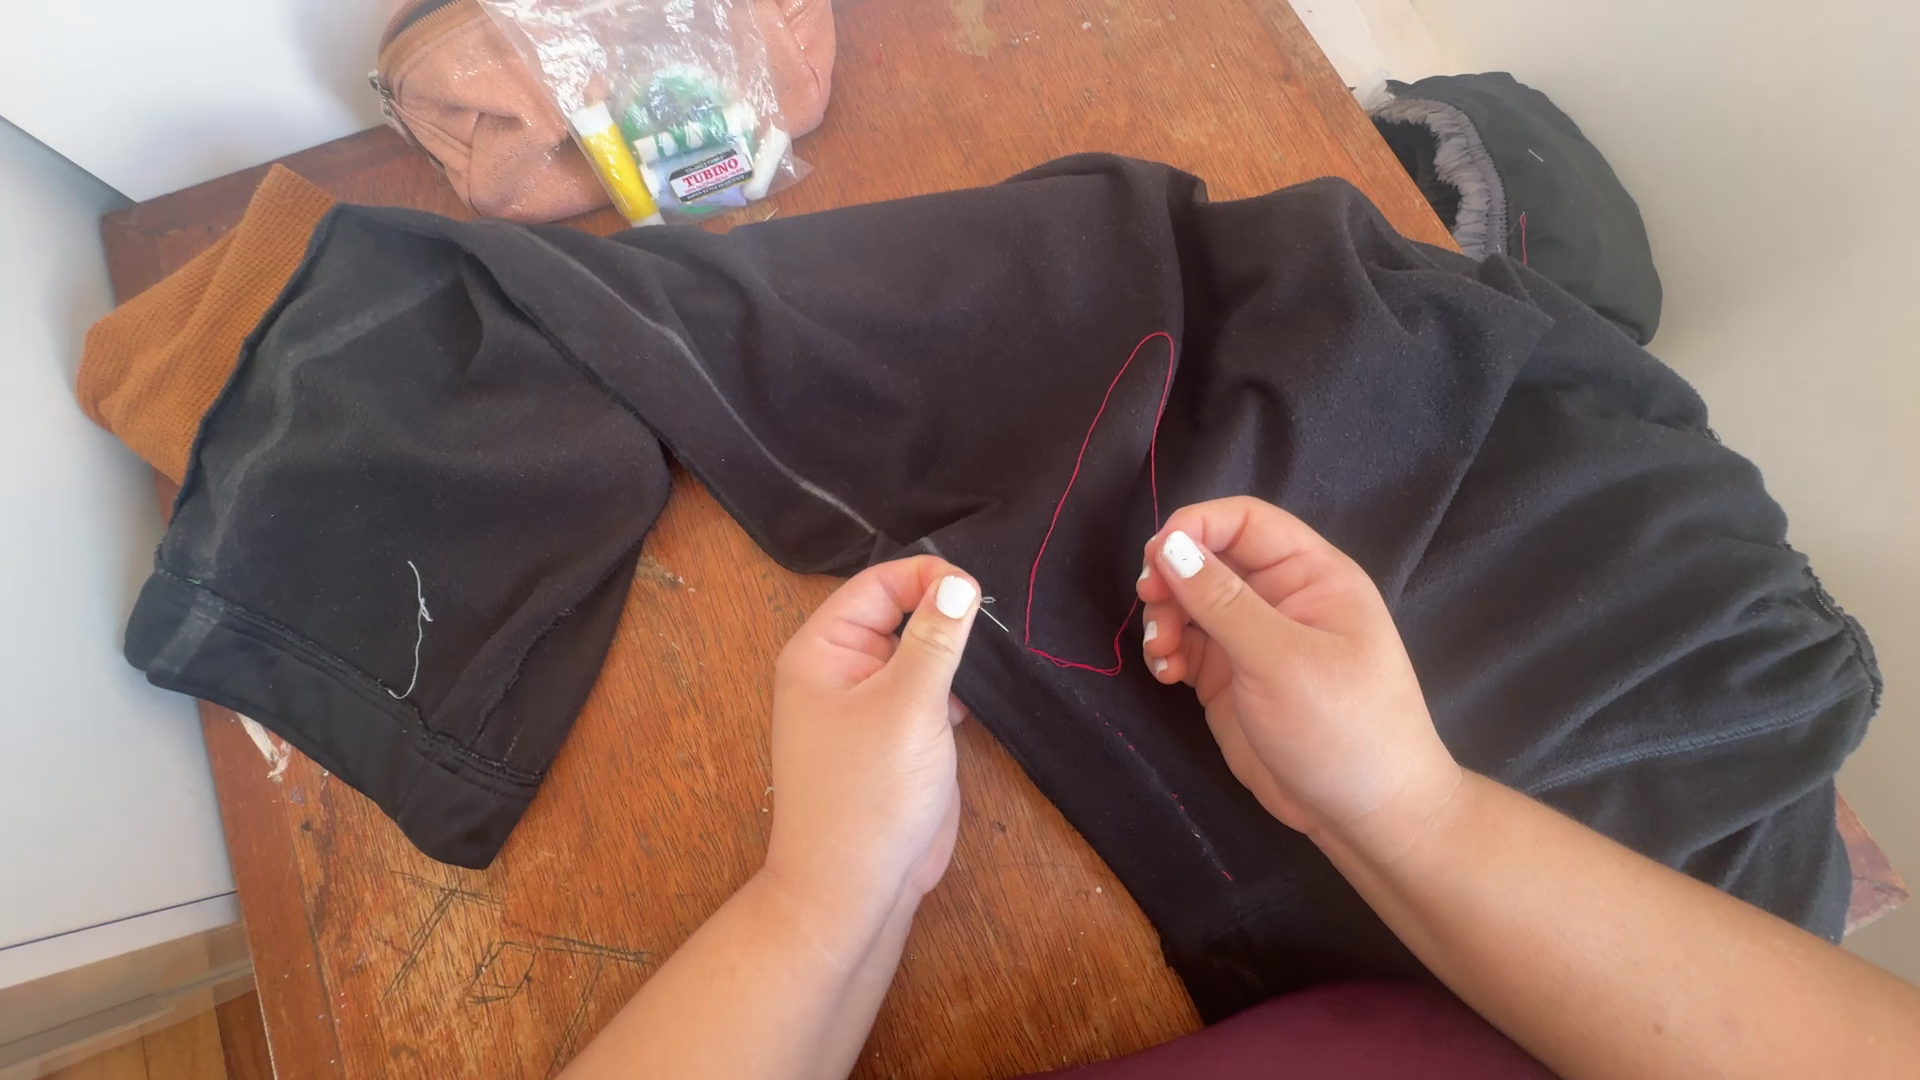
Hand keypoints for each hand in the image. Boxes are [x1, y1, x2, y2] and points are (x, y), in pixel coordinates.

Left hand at [764, 556, 980, 924]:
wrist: (857, 890)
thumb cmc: (869, 792)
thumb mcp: (907, 706)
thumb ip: (934, 639)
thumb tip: (959, 581)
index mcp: (824, 649)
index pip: (878, 585)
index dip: (926, 576)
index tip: (977, 589)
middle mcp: (844, 667)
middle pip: (899, 613)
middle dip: (943, 612)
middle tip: (995, 616)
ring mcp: (872, 701)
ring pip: (918, 650)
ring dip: (953, 648)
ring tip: (994, 649)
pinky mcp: (900, 730)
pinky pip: (929, 686)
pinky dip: (955, 683)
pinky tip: (981, 691)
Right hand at [1137, 497, 1460, 857]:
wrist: (1363, 817)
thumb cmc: (1341, 728)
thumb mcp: (1280, 660)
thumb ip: (1222, 601)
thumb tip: (1168, 546)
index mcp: (1309, 574)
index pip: (1244, 521)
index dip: (1195, 526)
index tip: (1154, 556)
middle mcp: (1276, 596)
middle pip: (1206, 558)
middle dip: (1171, 578)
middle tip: (1150, 604)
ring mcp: (1249, 636)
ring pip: (1186, 601)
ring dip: (1162, 619)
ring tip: (1162, 654)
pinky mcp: (1226, 673)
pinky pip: (1182, 642)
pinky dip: (1165, 652)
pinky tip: (1167, 676)